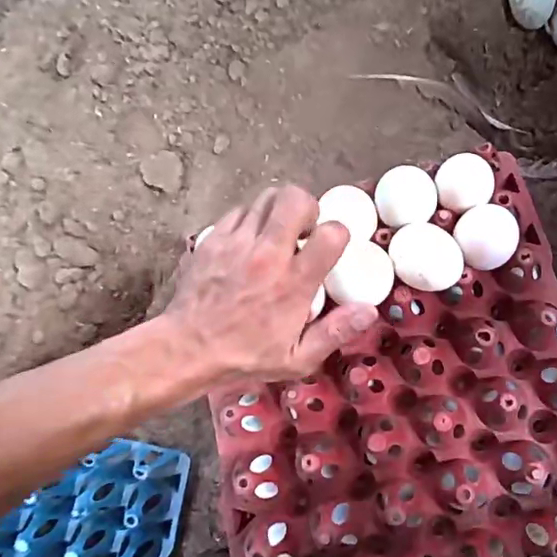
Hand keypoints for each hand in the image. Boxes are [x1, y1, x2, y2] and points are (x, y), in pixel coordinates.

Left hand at [164, 185, 378, 384]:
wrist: (186, 349)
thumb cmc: (245, 356)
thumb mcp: (298, 358)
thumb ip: (336, 332)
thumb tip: (369, 311)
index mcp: (293, 284)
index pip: (331, 234)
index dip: (338, 233)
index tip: (331, 247)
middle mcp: (267, 255)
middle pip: (295, 199)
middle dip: (308, 207)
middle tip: (305, 230)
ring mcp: (237, 243)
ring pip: (267, 198)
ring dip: (279, 210)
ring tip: (278, 233)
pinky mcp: (213, 239)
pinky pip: (240, 211)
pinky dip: (251, 219)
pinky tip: (251, 241)